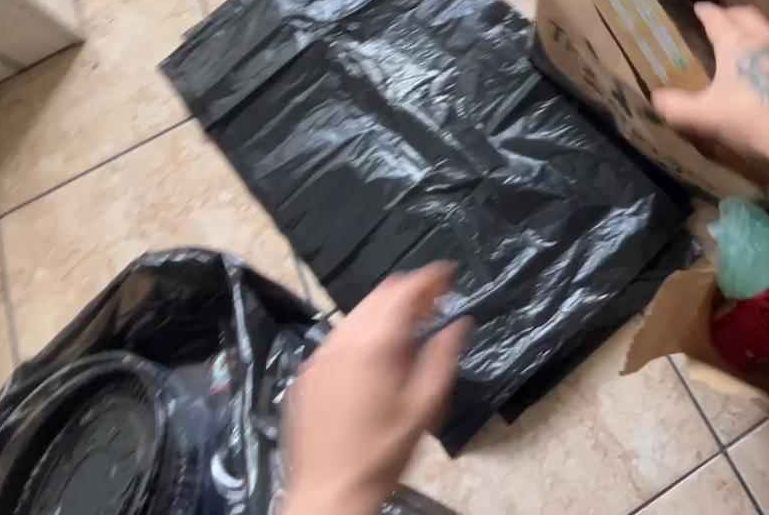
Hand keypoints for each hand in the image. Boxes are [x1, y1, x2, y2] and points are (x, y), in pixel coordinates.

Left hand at [282, 264, 471, 514]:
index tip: (451, 275)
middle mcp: (344, 339)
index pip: (406, 290)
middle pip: (381, 293)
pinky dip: (365, 329)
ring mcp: (321, 354)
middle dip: (411, 291)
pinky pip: (341, 334)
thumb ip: (443, 357)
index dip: (432, 277)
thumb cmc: (382, 455)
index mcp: (375, 344)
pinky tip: (378, 354)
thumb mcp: (424, 408)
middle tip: (436, 305)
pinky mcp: (308, 372)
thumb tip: (460, 323)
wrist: (328, 497)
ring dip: (388, 309)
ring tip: (411, 329)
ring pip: (359, 311)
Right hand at [652, 3, 768, 185]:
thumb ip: (676, 106)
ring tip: (754, 42)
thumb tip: (655, 97)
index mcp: (735, 41)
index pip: (715, 15)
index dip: (704, 11)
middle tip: (722, 21)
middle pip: (745, 14)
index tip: (698, 9)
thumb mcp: (705, 116)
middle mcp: (765, 35)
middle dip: (731, 14)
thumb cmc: (751, 120)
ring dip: (760, 31)